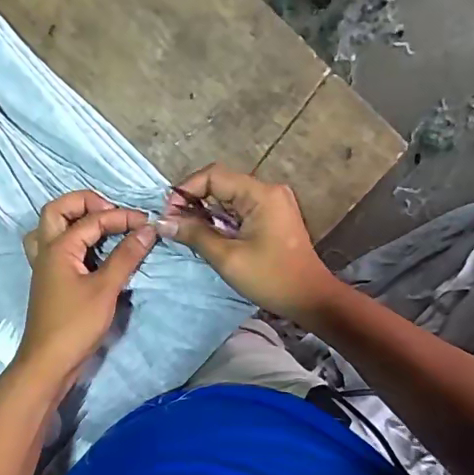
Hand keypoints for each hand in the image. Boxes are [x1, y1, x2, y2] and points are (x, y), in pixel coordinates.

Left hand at [17, 191, 156, 381]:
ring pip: (49, 229)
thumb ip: (125, 257)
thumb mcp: (105, 289)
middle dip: (84, 203)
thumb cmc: (76, 325)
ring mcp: (44, 266)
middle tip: (111, 212)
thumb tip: (146, 230)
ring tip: (98, 226)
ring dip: (71, 220)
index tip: (147, 223)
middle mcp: (45, 251)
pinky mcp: (49, 281)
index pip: (92, 219)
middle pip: (57, 210)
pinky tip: (90, 251)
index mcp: (57, 247)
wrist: (48, 362)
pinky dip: (71, 240)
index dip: (121, 217)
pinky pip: (53, 247)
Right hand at [163, 164, 343, 320]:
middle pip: (220, 184)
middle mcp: (268, 191)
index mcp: (261, 194)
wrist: (310, 298)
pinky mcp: (272, 217)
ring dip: (205, 213)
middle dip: (193, 202)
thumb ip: (194, 235)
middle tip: (174, 226)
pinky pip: (239, 210)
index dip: (186, 191)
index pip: (213, 176)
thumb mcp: (227, 257)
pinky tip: (208, 237)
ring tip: (187, 233)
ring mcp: (272, 203)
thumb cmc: (271, 278)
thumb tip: (163, 221)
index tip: (169, 215)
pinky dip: (220, 220)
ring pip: (228, 198)